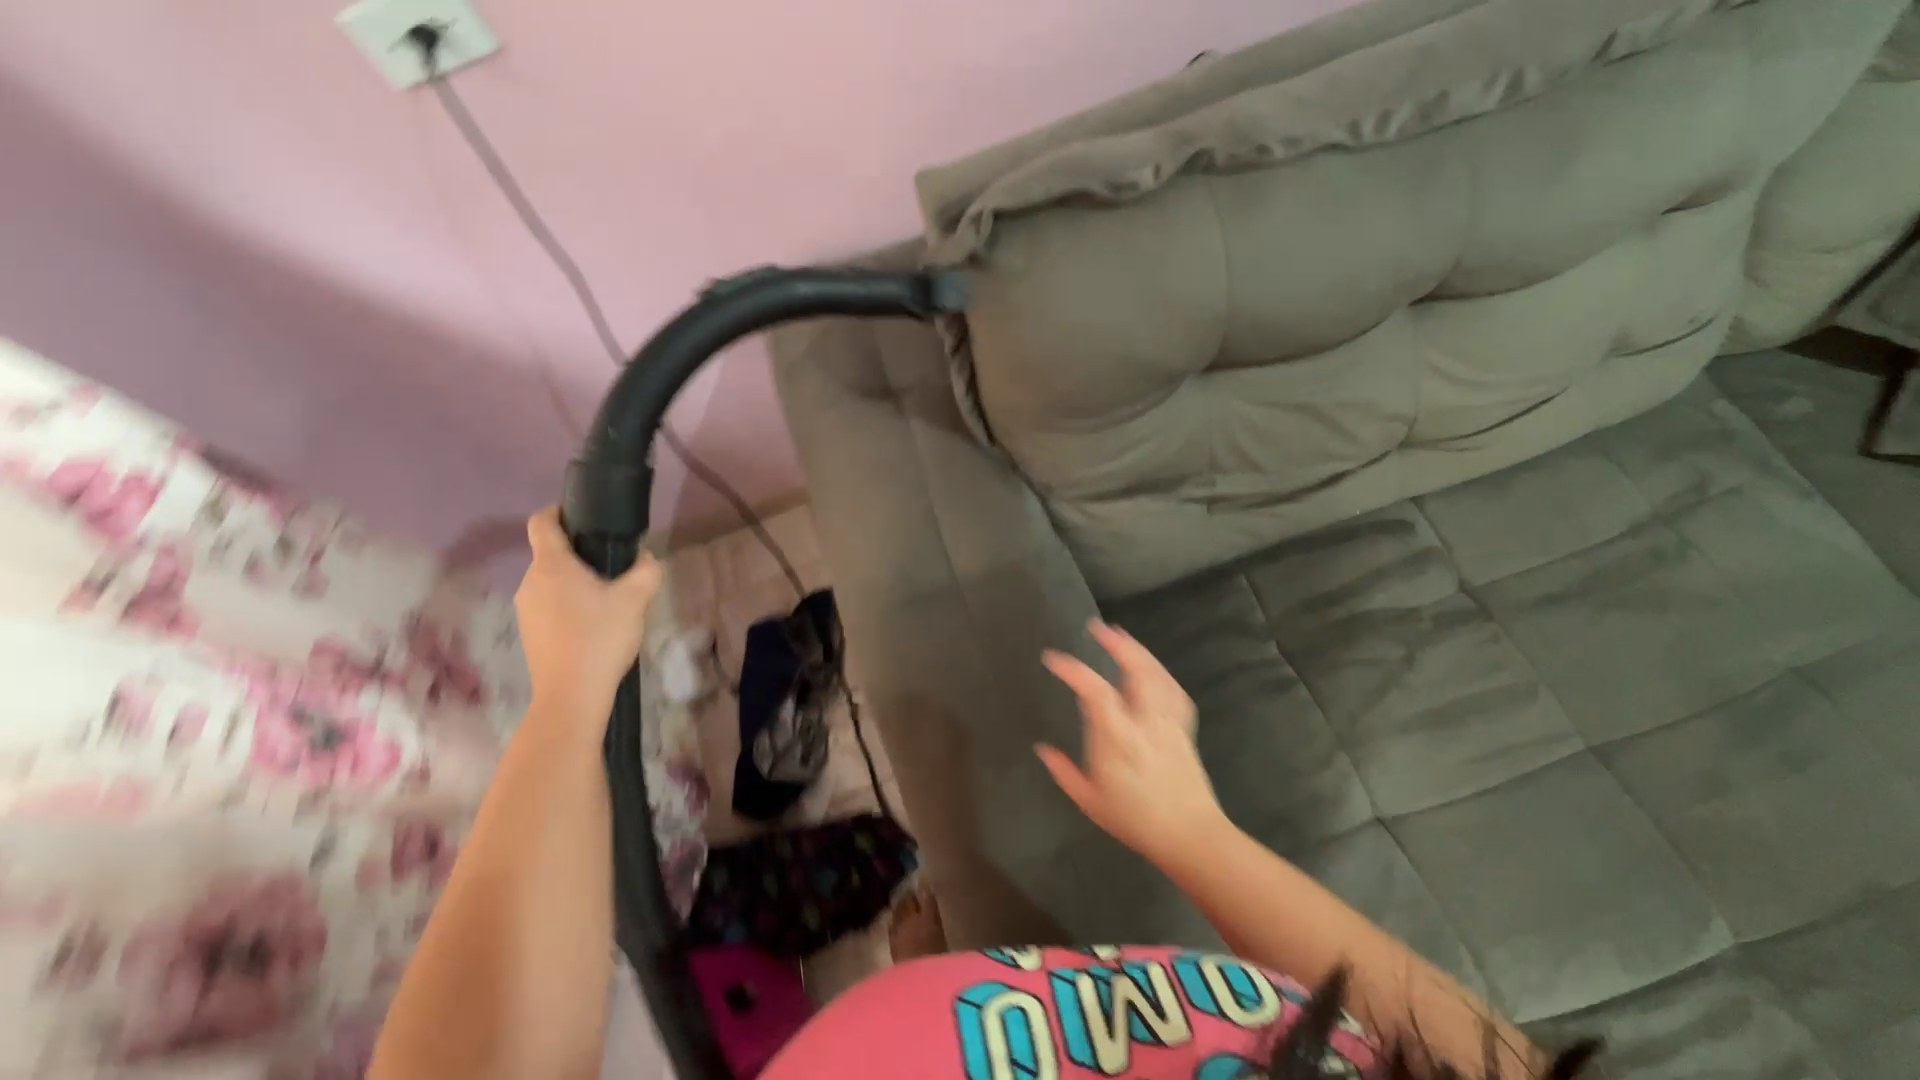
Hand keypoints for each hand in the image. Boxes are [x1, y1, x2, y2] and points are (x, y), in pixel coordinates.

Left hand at [514, 506, 662, 718]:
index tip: (581, 514)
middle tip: (615, 569)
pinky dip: (569, 608)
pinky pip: (550, 607)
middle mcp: (531, 582)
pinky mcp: (530, 634)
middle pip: (551, 555)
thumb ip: (645, 571)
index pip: (542, 522)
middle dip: (580, 557)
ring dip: (576, 585)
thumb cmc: (599, 638)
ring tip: (608, 602)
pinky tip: (594, 628)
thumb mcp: (635, 600)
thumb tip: (645, 559)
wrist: (572, 695)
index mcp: (551, 565)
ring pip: (552, 584)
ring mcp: (526, 610)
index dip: (558, 511)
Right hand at [1037, 621, 1220, 866]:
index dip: (1074, 670)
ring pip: (1157, 676)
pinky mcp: (1184, 729)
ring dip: (1139, 652)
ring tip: (1121, 637)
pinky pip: (1175, 692)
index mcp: (1118, 739)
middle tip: (1098, 628)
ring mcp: (1168, 723)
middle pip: (1137, 672)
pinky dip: (1161, 674)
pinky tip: (1151, 669)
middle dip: (1118, 645)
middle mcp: (1145, 723)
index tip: (1053, 658)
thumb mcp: (1090, 801)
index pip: (1095, 692)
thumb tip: (1042, 749)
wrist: (1189, 834)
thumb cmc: (1134, 820)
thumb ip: (1065, 772)